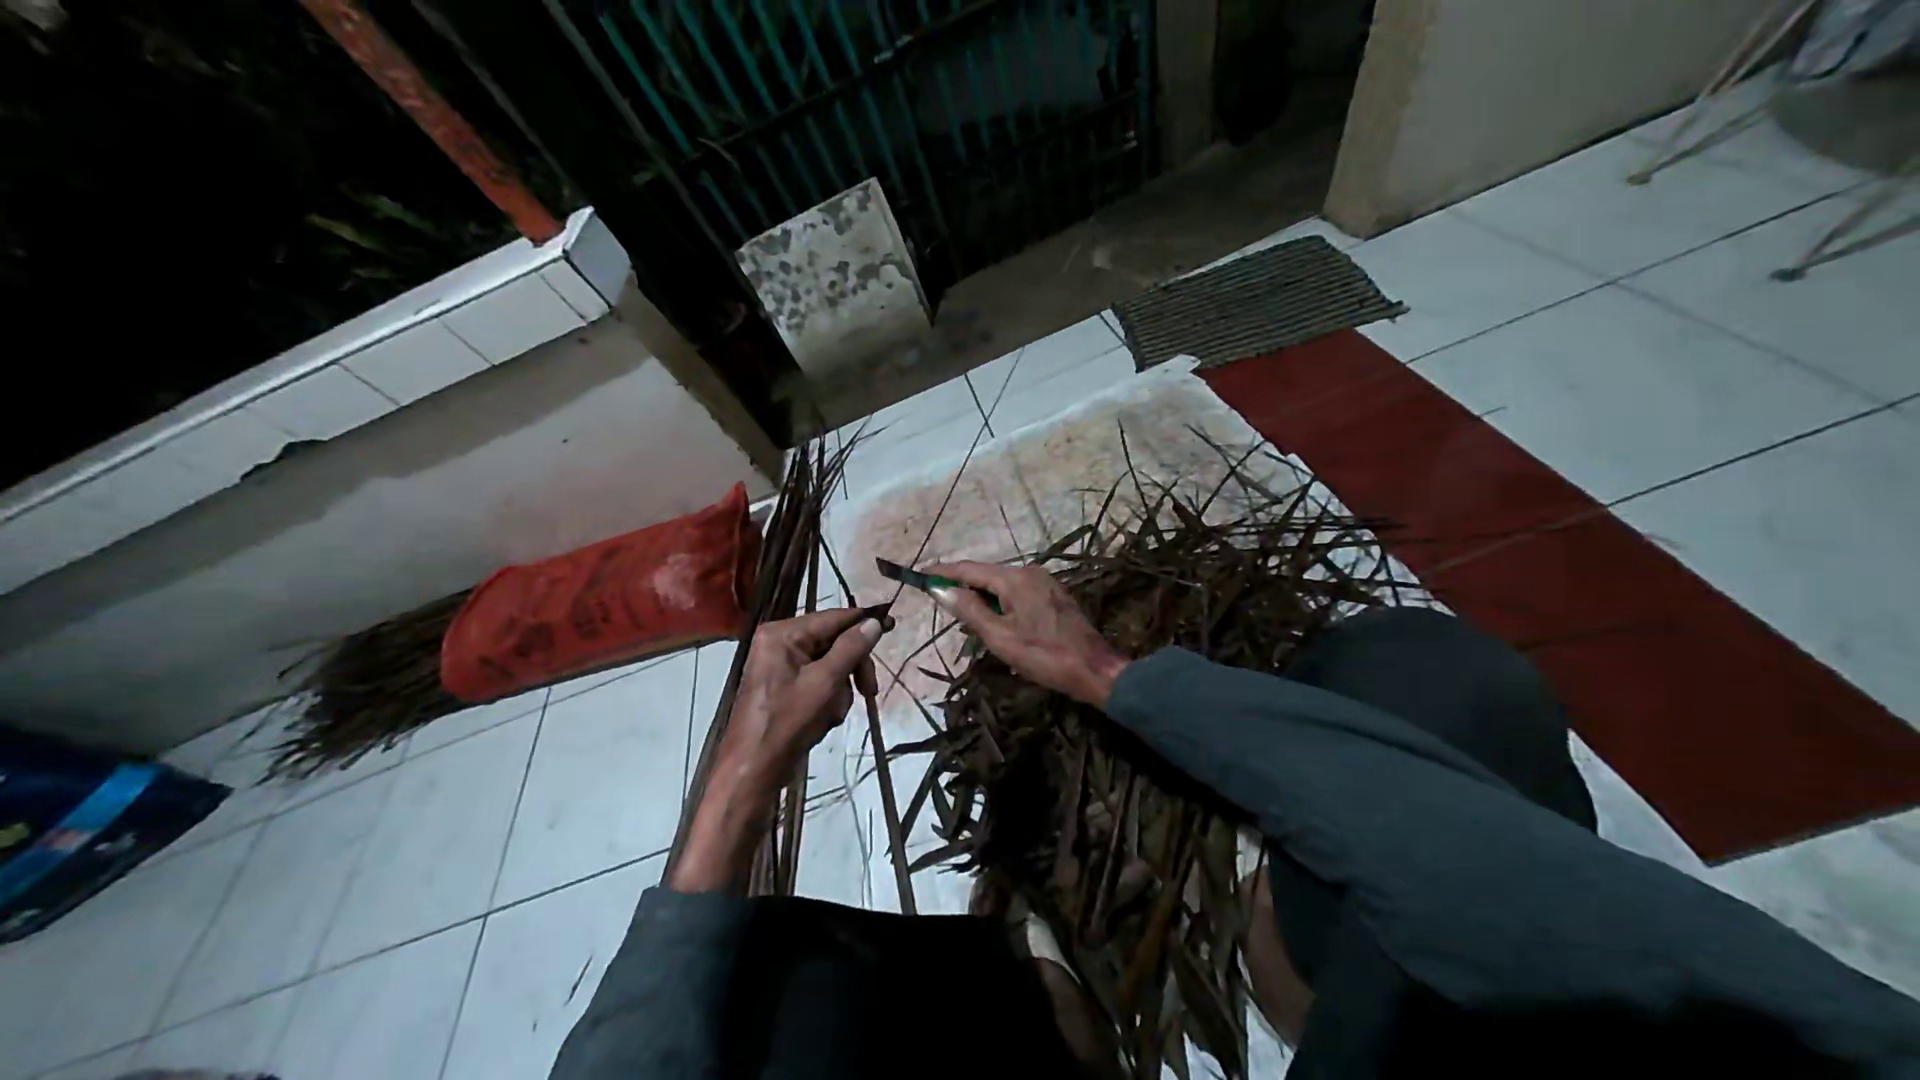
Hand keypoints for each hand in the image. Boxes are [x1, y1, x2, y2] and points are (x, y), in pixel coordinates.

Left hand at [669, 608, 885, 892]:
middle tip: (869, 691)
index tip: (893, 625)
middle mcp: (780, 643)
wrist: (753, 771)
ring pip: (831, 665)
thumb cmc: (785, 723)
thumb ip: (850, 649)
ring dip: (840, 690)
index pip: (833, 618)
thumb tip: (874, 622)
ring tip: (832, 714)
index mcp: (782, 634)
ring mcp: (782, 666)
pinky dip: (828, 700)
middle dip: (851, 669)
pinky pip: (820, 682)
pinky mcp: (786, 687)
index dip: (863, 623)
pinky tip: (823, 720)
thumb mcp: (824, 683)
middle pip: (834, 642)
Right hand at [923, 561, 1130, 707]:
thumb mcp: (1000, 637)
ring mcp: (1044, 582)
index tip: (921, 574)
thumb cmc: (1044, 656)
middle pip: (986, 574)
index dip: (944, 572)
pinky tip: (992, 617)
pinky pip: (1017, 591)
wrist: (1095, 669)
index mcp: (1015, 579)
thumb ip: (970, 610)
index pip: (970, 569)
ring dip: (981, 595)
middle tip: (937, 598)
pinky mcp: (1053, 595)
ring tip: (961, 612)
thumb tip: (941, 589)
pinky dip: (999, 600)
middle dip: (962, 585)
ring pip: (1002, 583)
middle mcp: (1030, 572)